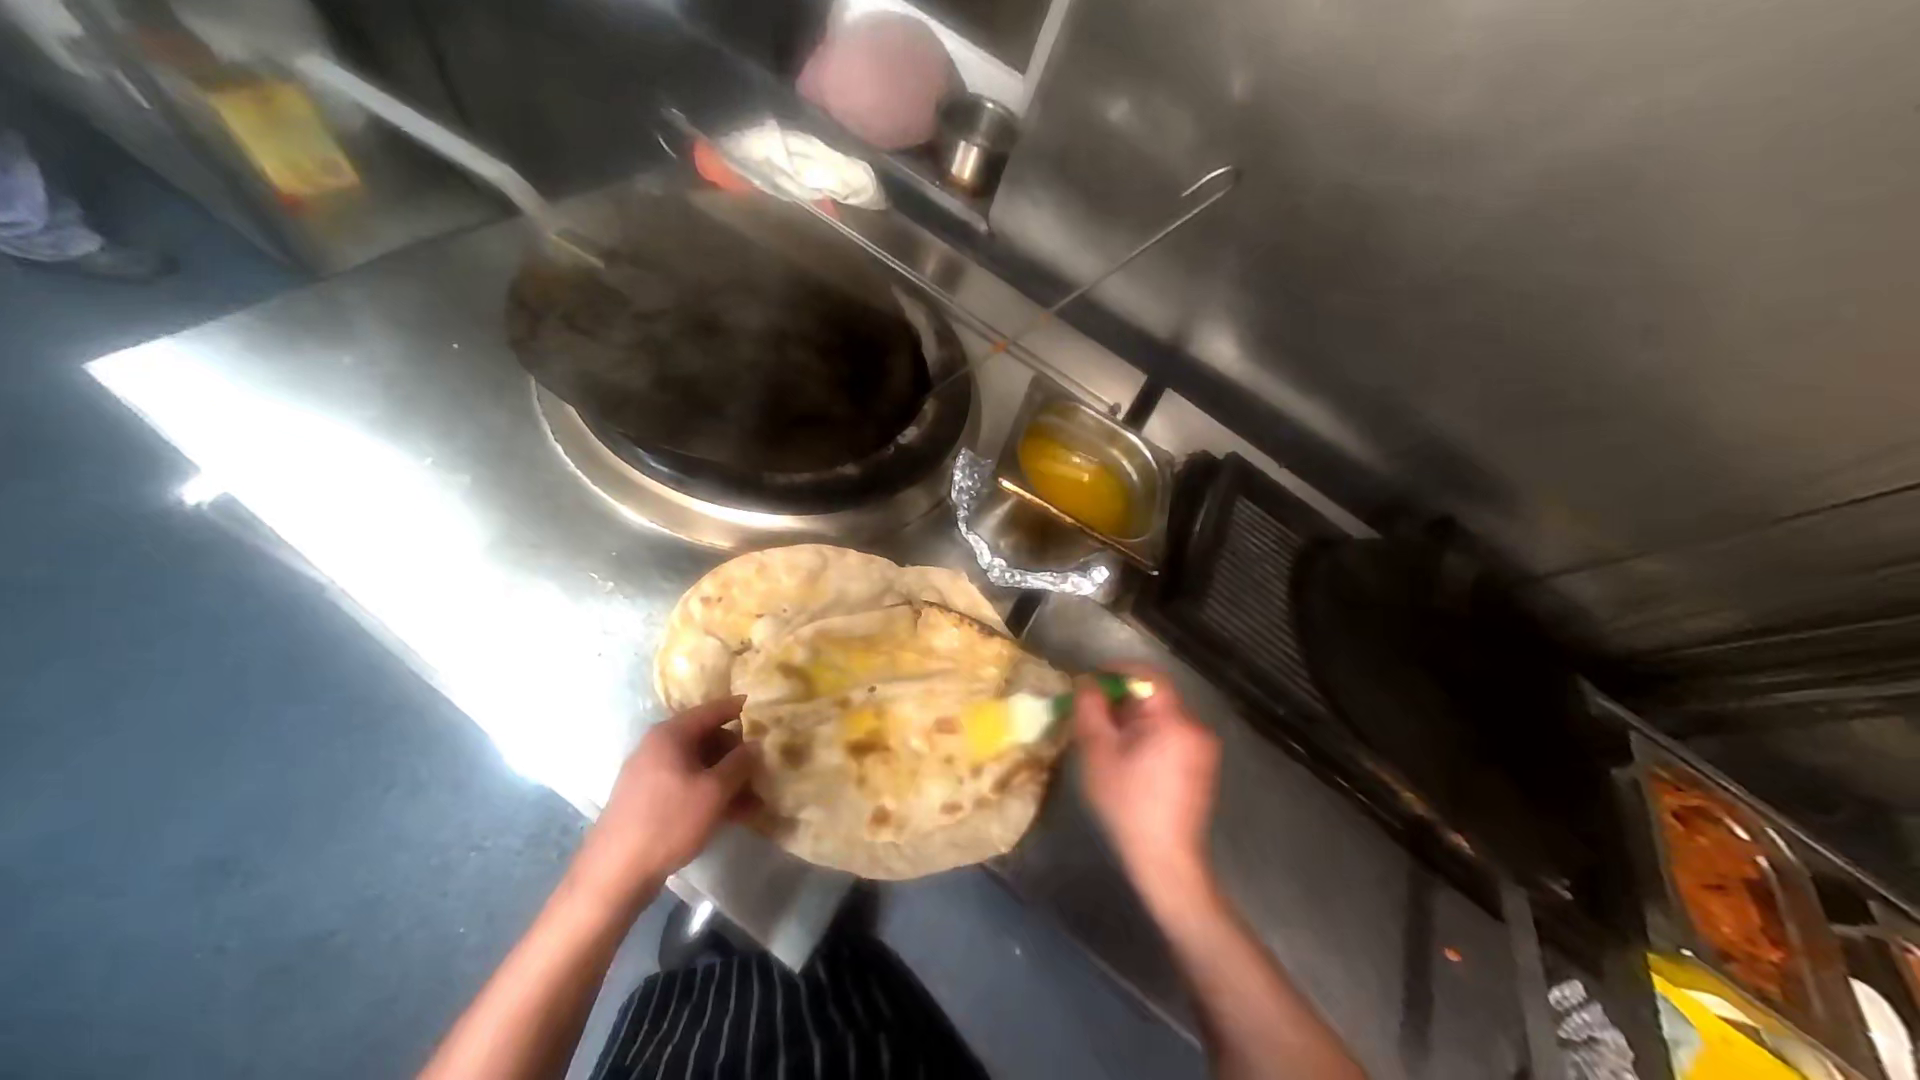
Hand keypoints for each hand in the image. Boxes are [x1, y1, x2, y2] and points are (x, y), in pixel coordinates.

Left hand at [571, 696, 757, 908]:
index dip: (741, 709)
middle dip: (738, 754)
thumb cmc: (669, 821)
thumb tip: (755, 744)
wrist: (615, 873)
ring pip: (700, 766)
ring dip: (729, 779)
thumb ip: (740, 763)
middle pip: (708, 738)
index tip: (768, 712)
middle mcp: (659, 747)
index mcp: (671, 734)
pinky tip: (736, 814)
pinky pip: (688, 785)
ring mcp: (652, 774)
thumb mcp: (714, 791)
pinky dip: (711, 794)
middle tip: (764, 767)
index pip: (713, 710)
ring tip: (757, 799)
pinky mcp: (650, 799)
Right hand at [1074, 668, 1221, 908]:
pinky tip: (1129, 760)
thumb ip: (1090, 708)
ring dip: (1134, 719)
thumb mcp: (1098, 752)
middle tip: (1093, 716)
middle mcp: (1195, 727)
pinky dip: (1149, 736)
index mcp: (1174, 720)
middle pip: (1155, 696)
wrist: (1166, 858)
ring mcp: (1203, 748)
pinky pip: (1172, 735)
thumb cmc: (1128, 803)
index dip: (1118, 672)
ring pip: (1162, 717)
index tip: (1091, 682)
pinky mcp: (1202, 766)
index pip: (1148, 675)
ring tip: (1107, 742)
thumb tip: (1087, 682)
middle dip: (1122, 700)